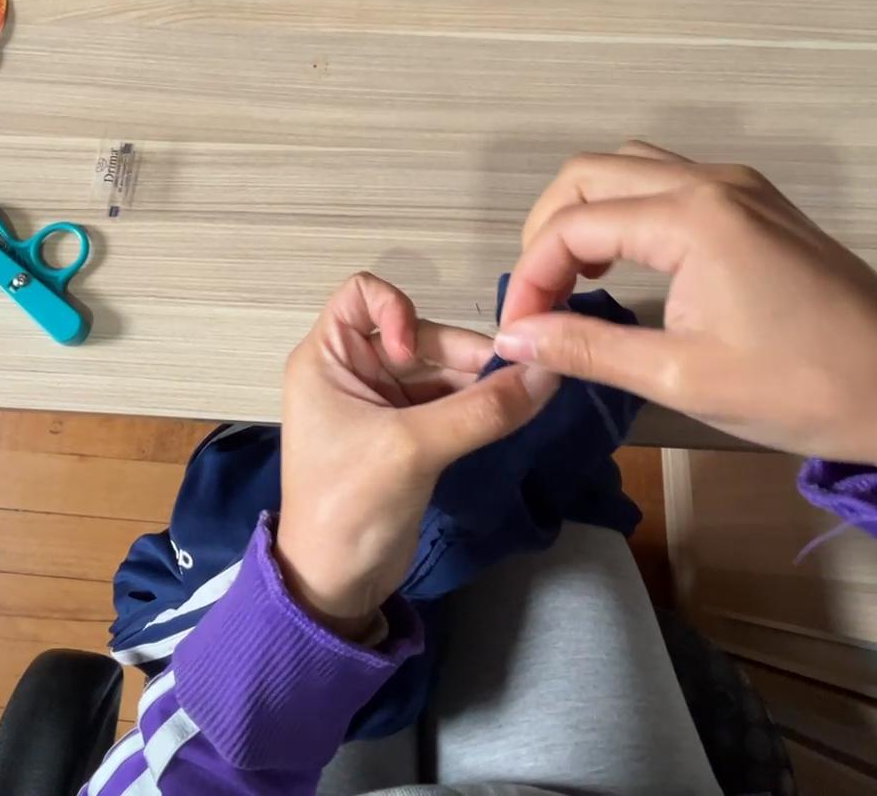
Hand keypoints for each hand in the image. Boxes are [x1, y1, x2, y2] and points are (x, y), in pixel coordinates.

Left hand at [275, 273, 558, 638]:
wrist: (336, 583)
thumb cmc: (351, 503)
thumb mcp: (412, 449)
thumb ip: (481, 410)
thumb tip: (549, 371)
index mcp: (326, 357)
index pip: (361, 294)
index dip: (396, 308)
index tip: (412, 353)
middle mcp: (353, 369)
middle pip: (416, 333)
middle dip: (459, 354)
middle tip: (513, 379)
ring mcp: (382, 400)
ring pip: (438, 368)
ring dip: (476, 382)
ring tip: (521, 399)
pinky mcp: (407, 431)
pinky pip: (447, 401)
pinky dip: (476, 405)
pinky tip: (510, 413)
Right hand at [495, 143, 876, 505]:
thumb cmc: (800, 390)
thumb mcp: (679, 377)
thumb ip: (584, 348)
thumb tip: (511, 341)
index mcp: (692, 217)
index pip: (572, 226)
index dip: (531, 277)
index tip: (520, 332)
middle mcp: (711, 181)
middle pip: (587, 174)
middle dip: (545, 233)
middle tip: (539, 298)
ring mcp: (739, 185)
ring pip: (626, 168)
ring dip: (584, 213)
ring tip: (573, 275)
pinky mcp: (756, 203)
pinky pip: (664, 181)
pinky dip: (623, 210)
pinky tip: (625, 259)